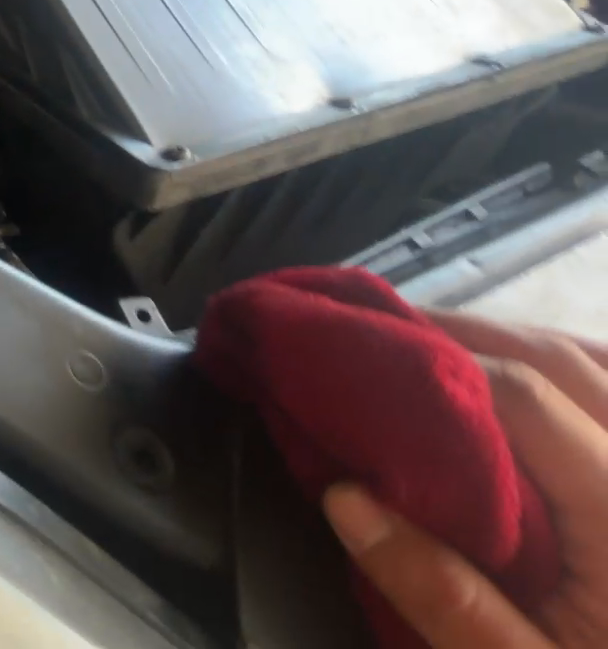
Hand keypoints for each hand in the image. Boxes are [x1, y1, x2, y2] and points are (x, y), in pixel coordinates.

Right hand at [323, 311, 607, 647]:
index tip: (347, 352)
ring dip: (512, 343)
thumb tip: (342, 497)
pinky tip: (525, 374)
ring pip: (599, 368)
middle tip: (367, 327)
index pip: (520, 393)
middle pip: (561, 363)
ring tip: (428, 342)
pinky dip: (576, 372)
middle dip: (459, 333)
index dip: (428, 359)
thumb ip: (447, 597)